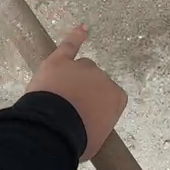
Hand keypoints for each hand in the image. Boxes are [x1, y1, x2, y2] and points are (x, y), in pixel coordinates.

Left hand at [25, 25, 126, 161]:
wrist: (53, 129)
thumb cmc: (77, 139)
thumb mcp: (95, 140)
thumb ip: (96, 125)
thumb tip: (89, 128)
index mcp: (116, 98)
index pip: (109, 97)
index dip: (94, 106)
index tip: (85, 115)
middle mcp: (102, 78)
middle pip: (93, 81)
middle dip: (82, 92)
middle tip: (67, 109)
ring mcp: (80, 68)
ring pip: (78, 67)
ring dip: (70, 77)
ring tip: (57, 94)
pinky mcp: (59, 61)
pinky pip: (70, 45)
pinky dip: (75, 37)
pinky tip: (82, 29)